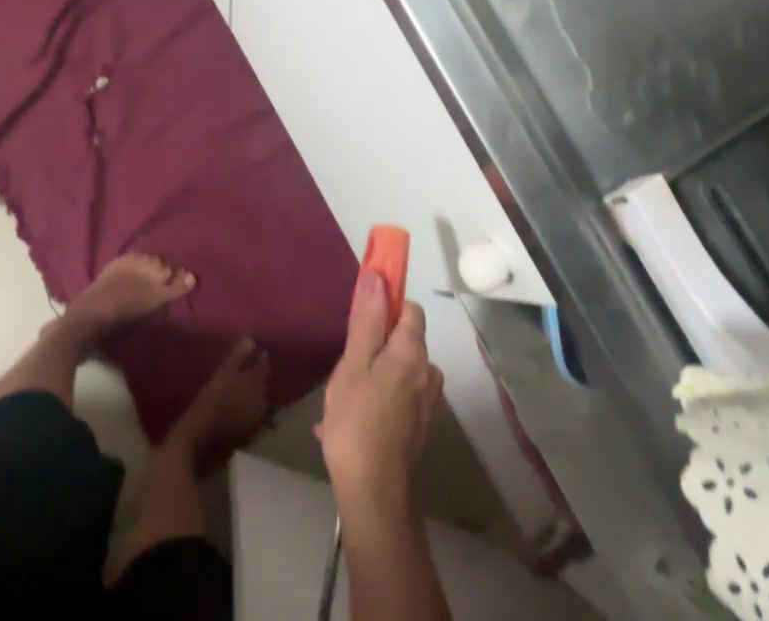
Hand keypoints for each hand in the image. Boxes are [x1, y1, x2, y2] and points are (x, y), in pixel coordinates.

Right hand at [319, 270, 443, 516]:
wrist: (375, 492)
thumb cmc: (357, 423)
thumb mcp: (353, 366)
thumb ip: (367, 320)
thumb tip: (378, 275)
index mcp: (413, 352)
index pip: (410, 309)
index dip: (386, 307)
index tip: (359, 322)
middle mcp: (428, 371)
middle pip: (403, 341)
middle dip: (372, 348)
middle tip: (343, 373)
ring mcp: (428, 400)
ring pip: (396, 372)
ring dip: (370, 378)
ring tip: (339, 403)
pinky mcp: (420, 425)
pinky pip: (396, 399)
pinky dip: (375, 402)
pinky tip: (345, 425)